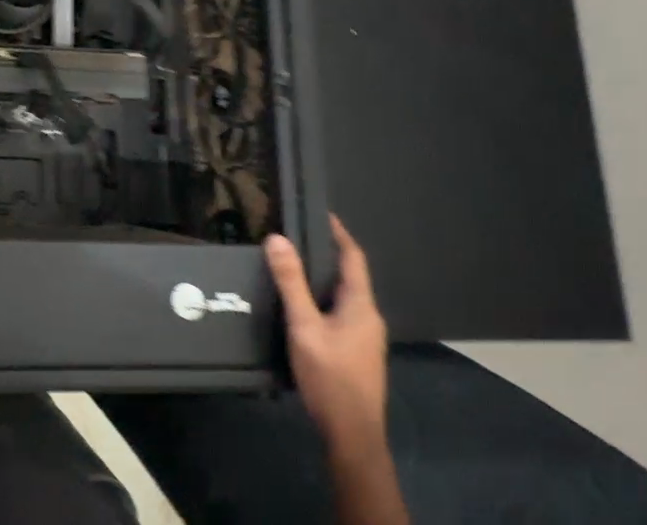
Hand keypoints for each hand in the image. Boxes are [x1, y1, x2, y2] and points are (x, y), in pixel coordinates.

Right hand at [266, 215, 388, 453]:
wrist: (352, 432)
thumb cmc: (330, 376)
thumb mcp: (304, 327)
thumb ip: (291, 284)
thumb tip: (278, 239)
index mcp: (361, 305)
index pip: (353, 258)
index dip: (339, 234)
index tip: (321, 213)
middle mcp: (368, 317)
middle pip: (349, 277)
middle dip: (325, 255)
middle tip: (295, 237)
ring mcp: (364, 338)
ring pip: (342, 298)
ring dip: (321, 280)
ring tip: (291, 267)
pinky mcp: (355, 353)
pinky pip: (338, 315)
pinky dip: (321, 301)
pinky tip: (299, 308)